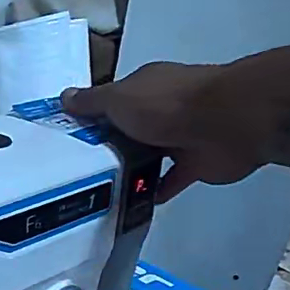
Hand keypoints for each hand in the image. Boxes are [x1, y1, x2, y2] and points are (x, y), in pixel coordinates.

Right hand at [62, 62, 273, 200]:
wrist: (225, 124)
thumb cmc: (166, 105)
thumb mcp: (119, 98)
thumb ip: (92, 102)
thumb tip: (64, 97)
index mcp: (146, 86)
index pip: (114, 99)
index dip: (94, 115)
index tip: (71, 137)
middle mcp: (164, 108)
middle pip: (131, 127)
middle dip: (111, 144)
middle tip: (80, 169)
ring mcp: (182, 136)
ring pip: (151, 152)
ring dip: (133, 167)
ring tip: (103, 188)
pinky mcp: (196, 164)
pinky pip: (171, 179)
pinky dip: (156, 189)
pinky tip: (135, 202)